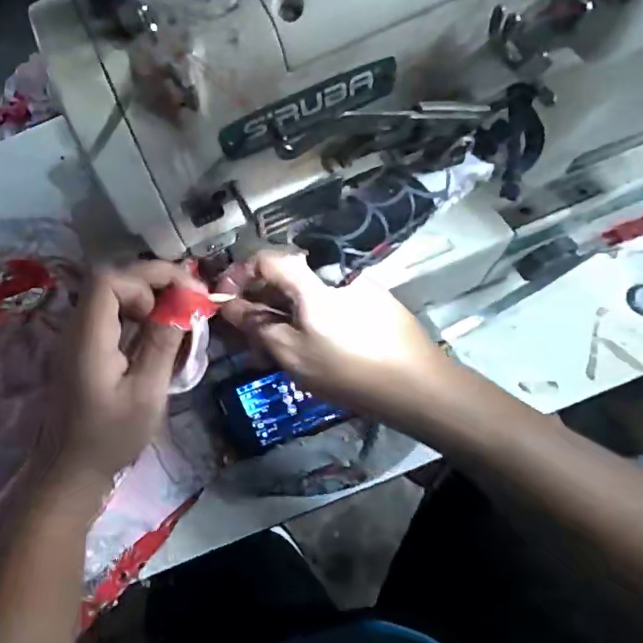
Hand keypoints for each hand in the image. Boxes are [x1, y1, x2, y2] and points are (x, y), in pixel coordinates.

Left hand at [51, 260, 202, 492]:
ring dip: (150, 295)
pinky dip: (140, 312)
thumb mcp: (147, 393)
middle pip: (112, 280)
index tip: (181, 296)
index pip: (109, 280)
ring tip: (182, 312)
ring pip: (113, 294)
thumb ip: (163, 343)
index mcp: (89, 337)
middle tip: (190, 299)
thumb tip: (183, 302)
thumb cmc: (110, 438)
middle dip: (154, 281)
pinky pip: (113, 313)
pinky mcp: (85, 347)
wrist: (70, 470)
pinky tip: (162, 329)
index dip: (147, 277)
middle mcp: (78, 328)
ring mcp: (78, 337)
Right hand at [218, 250, 460, 428]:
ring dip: (284, 311)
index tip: (226, 300)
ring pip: (306, 290)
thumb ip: (256, 325)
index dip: (238, 275)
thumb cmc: (347, 368)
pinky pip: (329, 299)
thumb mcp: (291, 352)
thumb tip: (230, 305)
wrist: (416, 383)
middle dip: (259, 299)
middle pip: (285, 274)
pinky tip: (310, 346)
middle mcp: (333, 270)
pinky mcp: (372, 299)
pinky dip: (310, 315)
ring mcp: (355, 284)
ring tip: (279, 347)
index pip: (264, 259)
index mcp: (311, 278)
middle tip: (250, 334)